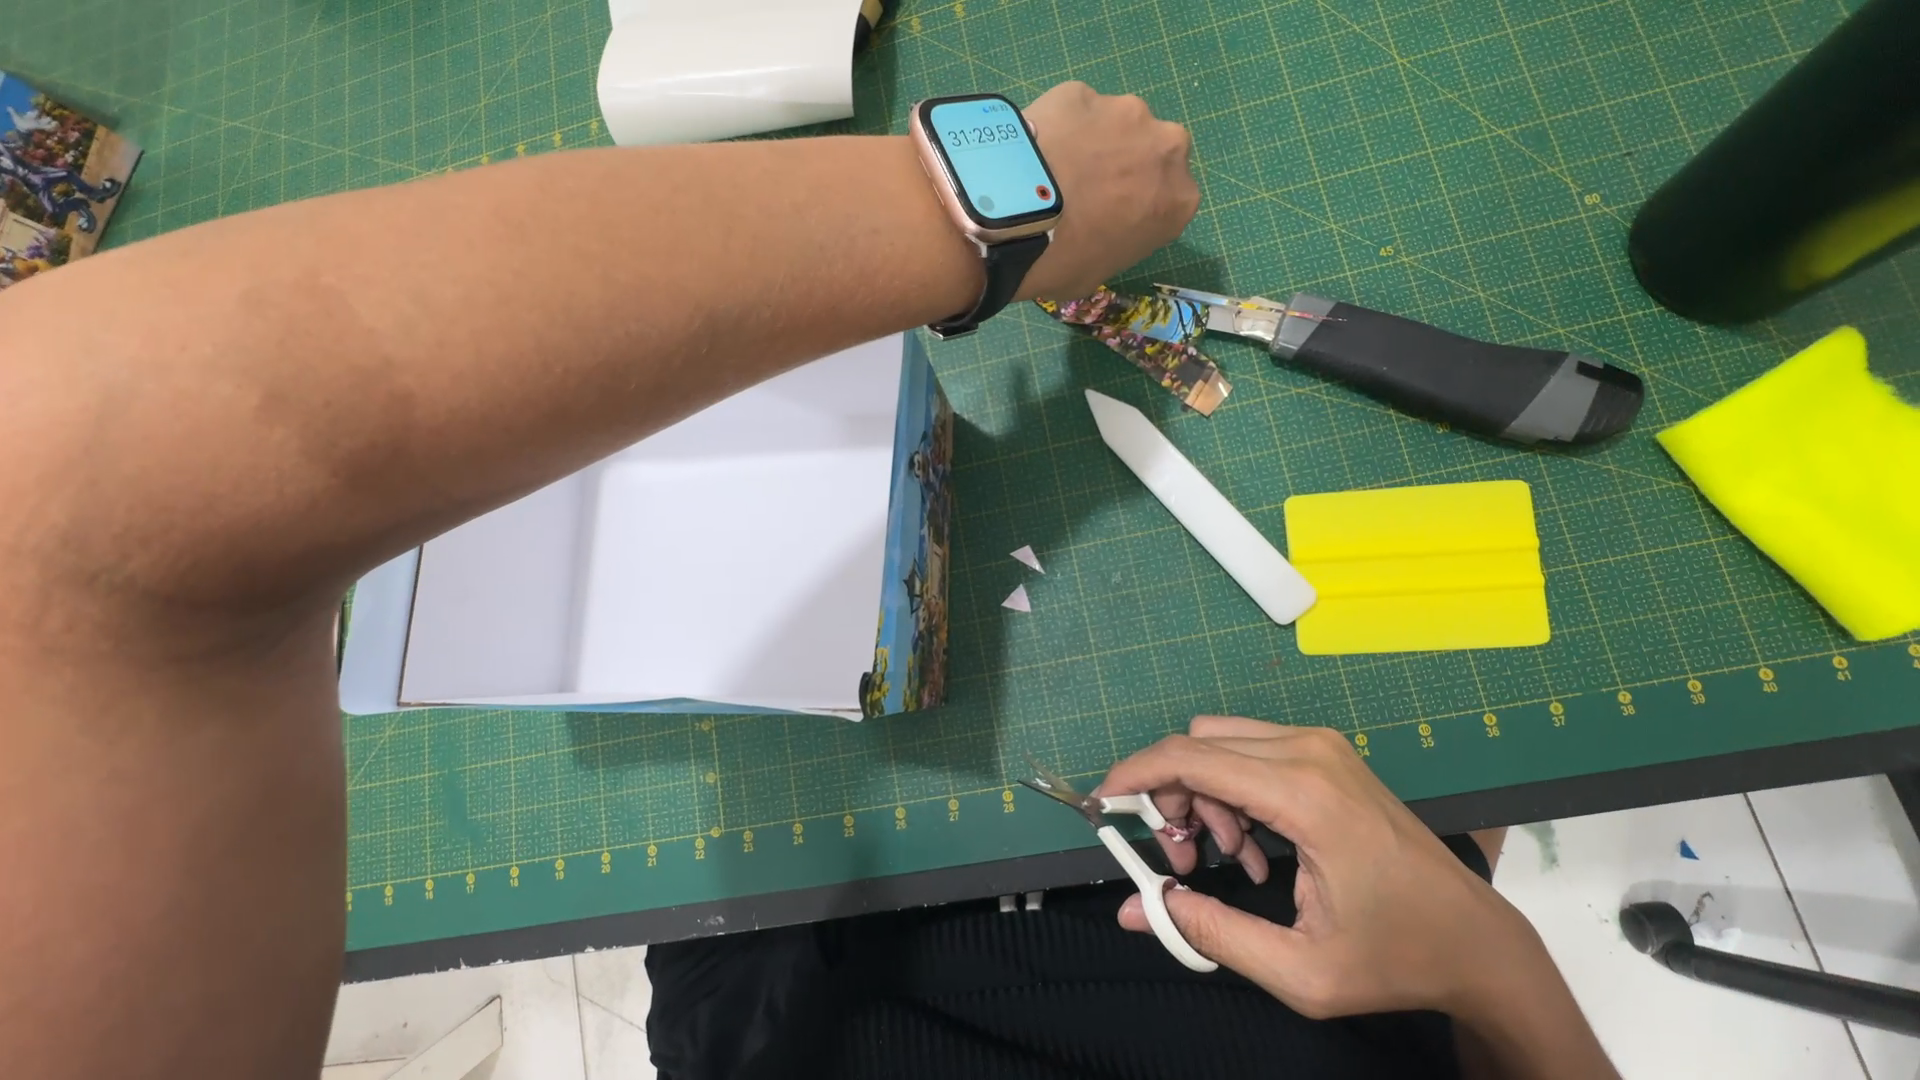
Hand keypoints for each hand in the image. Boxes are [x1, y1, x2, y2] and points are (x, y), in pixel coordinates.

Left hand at [1014, 82, 1198, 301]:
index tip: (1113, 217)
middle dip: (1126, 166)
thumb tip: (1096, 230)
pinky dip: (1059, 127)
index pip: (1169, 200)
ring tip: (1054, 170)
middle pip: (1151, 153)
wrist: (1017, 218)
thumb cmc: (1065, 261)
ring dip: (1093, 142)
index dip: (1140, 207)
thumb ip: (1115, 241)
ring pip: (1114, 125)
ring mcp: (1125, 110)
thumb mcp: (1099, 272)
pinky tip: (1034, 151)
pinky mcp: (1082, 92)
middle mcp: (1166, 146)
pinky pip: (1074, 111)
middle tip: (1085, 191)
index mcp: (1180, 200)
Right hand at [1095, 717, 1546, 1019]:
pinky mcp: (1325, 753)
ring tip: (1227, 860)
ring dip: (1202, 796)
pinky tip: (1255, 845)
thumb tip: (1135, 908)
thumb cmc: (1395, 958)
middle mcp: (1308, 751)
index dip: (1134, 776)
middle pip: (1196, 744)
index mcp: (1304, 794)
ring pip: (1218, 743)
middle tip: (1184, 862)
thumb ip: (1208, 931)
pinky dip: (1230, 790)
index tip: (1104, 805)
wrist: (1477, 941)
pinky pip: (1248, 751)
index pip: (1190, 757)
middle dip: (1171, 798)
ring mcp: (1321, 746)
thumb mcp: (1297, 970)